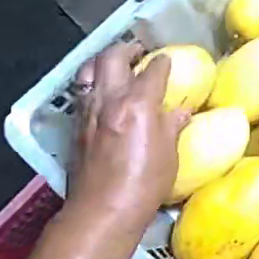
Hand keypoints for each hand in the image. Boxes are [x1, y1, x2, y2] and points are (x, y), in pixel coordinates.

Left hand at [66, 42, 188, 230]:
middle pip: (113, 57)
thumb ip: (172, 127)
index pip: (153, 70)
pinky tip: (103, 92)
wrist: (102, 210)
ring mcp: (88, 111)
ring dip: (104, 61)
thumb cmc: (143, 185)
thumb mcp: (168, 156)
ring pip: (90, 69)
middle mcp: (109, 99)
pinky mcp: (76, 125)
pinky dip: (93, 82)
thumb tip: (182, 111)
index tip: (167, 60)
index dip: (163, 63)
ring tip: (116, 64)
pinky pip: (83, 91)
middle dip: (127, 48)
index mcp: (137, 104)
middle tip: (138, 52)